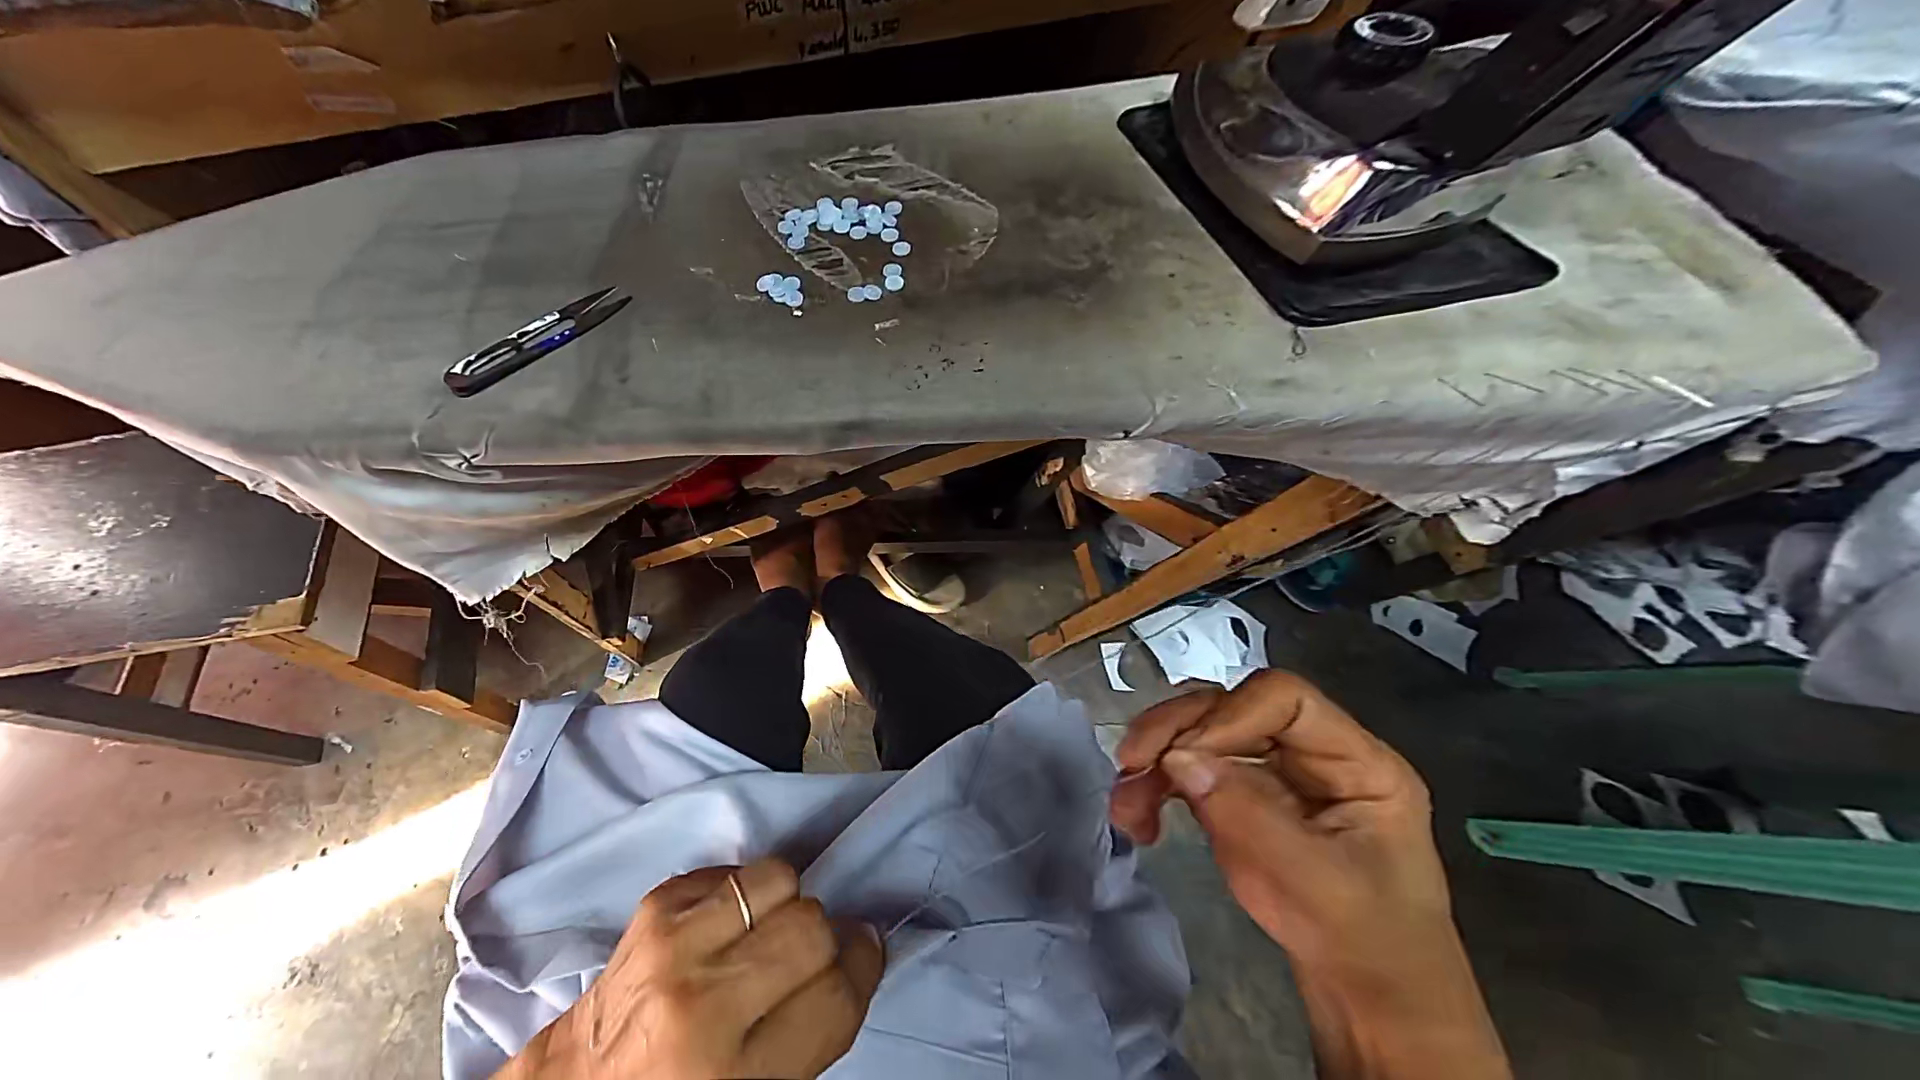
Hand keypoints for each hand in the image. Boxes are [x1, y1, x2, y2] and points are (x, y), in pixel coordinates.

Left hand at [496, 857, 884, 1079]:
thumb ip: (815, 1027)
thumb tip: (861, 942)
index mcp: (735, 1077)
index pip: (837, 996)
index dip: (862, 969)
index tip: (860, 956)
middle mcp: (702, 1007)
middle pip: (813, 930)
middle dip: (821, 940)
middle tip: (803, 958)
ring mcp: (672, 949)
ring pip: (779, 881)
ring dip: (784, 904)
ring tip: (764, 932)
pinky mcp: (654, 908)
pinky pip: (735, 870)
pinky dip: (742, 891)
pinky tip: (725, 926)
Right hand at [1108, 670, 1508, 1079]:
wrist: (1365, 996)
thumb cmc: (1365, 941)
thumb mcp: (1318, 884)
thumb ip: (1249, 816)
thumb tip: (1177, 758)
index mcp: (1352, 759)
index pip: (1283, 700)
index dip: (1229, 715)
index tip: (1186, 756)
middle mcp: (1304, 751)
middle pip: (1228, 706)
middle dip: (1173, 730)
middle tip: (1130, 762)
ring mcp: (1266, 770)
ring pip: (1196, 732)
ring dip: (1151, 759)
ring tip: (1125, 805)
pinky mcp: (1233, 795)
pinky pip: (1182, 770)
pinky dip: (1151, 788)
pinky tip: (1136, 821)